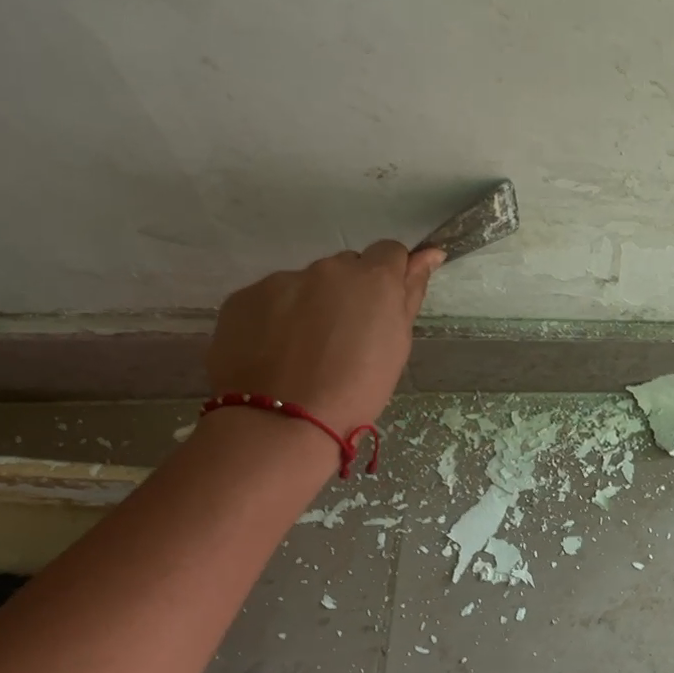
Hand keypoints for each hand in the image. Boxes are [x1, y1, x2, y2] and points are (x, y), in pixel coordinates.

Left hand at [205, 241, 443, 427]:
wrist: (281, 421)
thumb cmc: (358, 388)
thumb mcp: (397, 343)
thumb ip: (410, 293)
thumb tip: (430, 254)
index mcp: (373, 277)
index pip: (389, 251)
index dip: (389, 276)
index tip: (383, 306)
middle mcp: (328, 268)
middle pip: (346, 267)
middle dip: (349, 291)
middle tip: (344, 336)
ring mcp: (281, 280)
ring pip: (306, 284)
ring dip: (311, 304)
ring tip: (304, 350)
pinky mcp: (242, 297)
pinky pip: (269, 299)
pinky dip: (275, 318)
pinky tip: (274, 352)